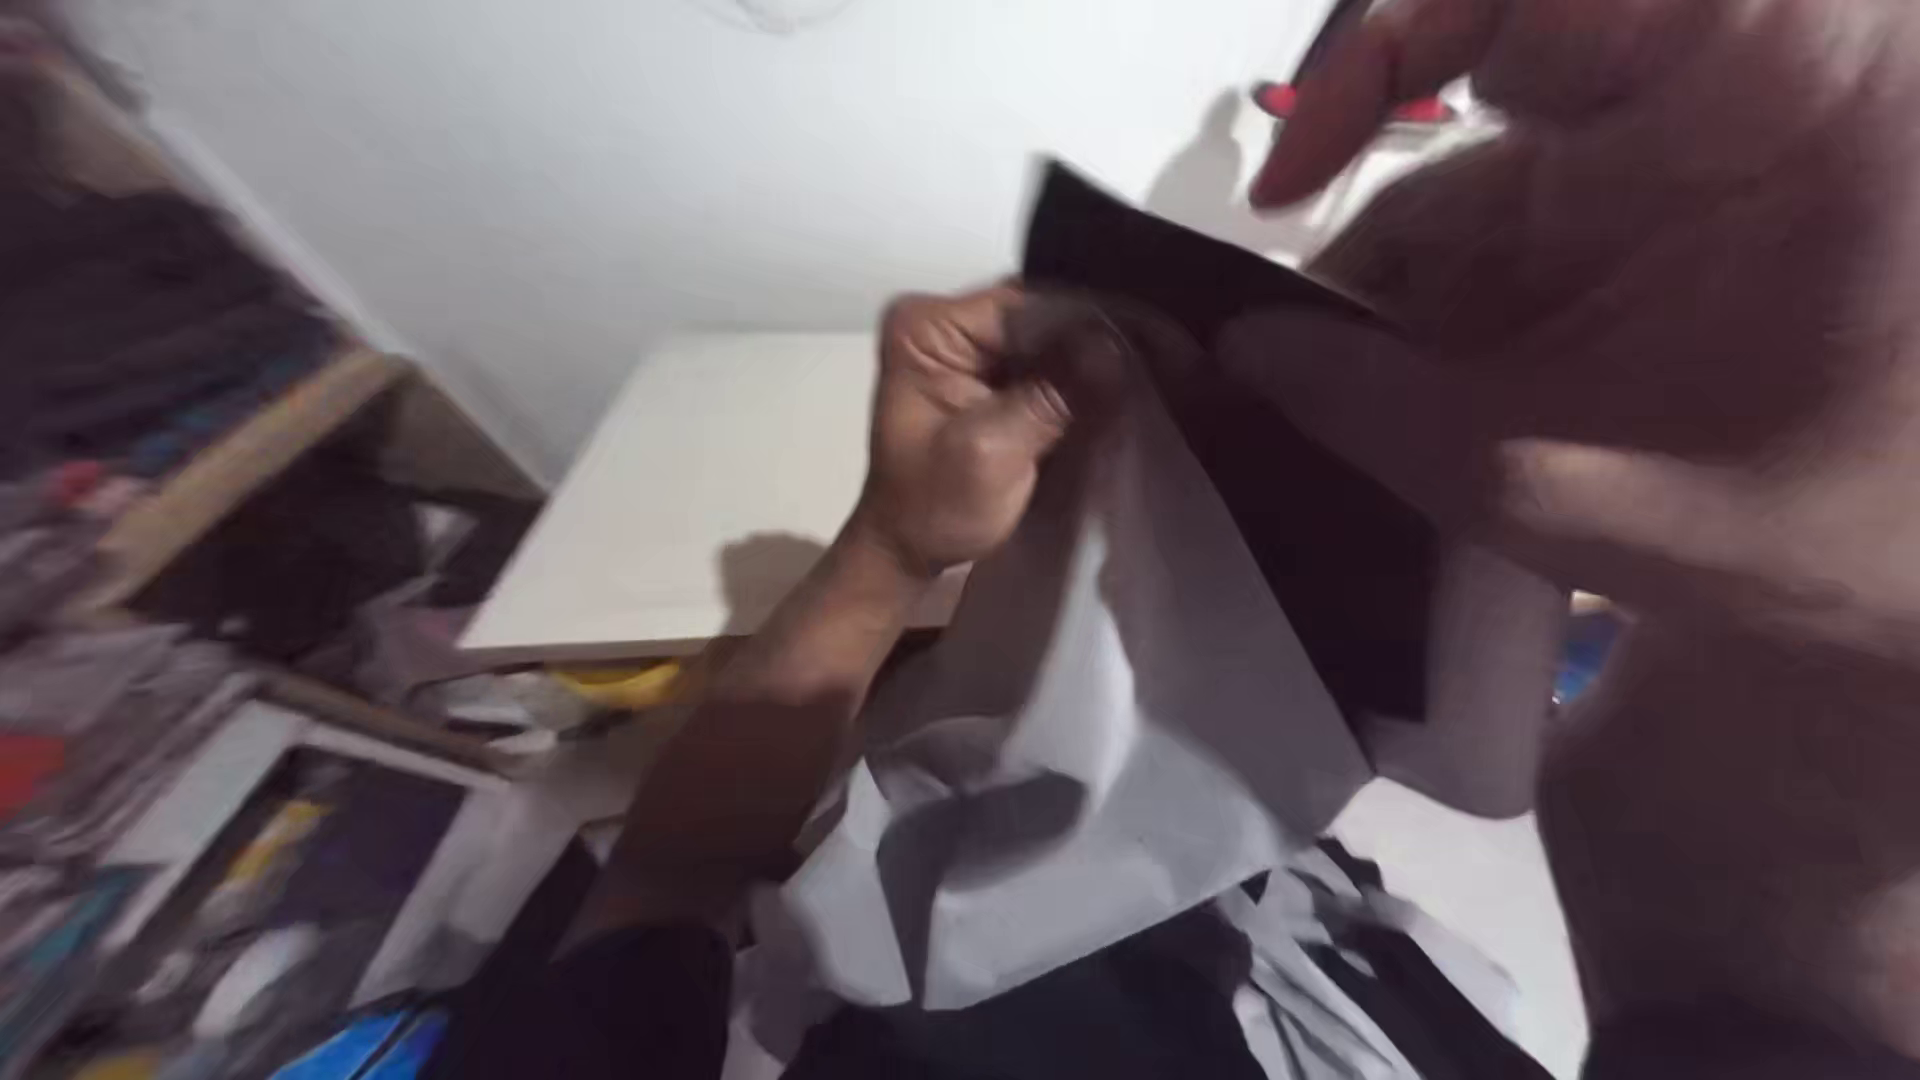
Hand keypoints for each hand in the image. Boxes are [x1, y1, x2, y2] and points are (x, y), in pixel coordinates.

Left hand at [852, 285, 1122, 574]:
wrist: (910, 551)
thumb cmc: (934, 509)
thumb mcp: (990, 452)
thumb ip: (1050, 397)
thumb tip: (1114, 344)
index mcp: (925, 330)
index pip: (1021, 306)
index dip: (1082, 325)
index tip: (1139, 348)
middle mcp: (945, 328)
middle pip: (1036, 319)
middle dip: (1088, 344)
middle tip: (1149, 364)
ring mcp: (966, 354)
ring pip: (1045, 344)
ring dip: (1086, 366)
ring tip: (1139, 380)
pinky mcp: (988, 383)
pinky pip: (1043, 370)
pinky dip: (1073, 386)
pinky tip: (1110, 398)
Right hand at [1225, 0, 1919, 663]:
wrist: (1880, 580)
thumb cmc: (1786, 536)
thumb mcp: (1546, 484)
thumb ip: (1371, 410)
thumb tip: (1232, 347)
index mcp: (1777, 104)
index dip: (1388, 57)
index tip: (1282, 192)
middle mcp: (1699, 110)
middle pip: (1460, 113)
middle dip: (1357, 249)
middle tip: (1279, 358)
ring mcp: (1630, 181)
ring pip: (1427, 215)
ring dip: (1360, 316)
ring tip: (1337, 416)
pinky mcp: (1583, 242)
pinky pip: (1437, 266)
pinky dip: (1383, 334)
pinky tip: (1373, 404)